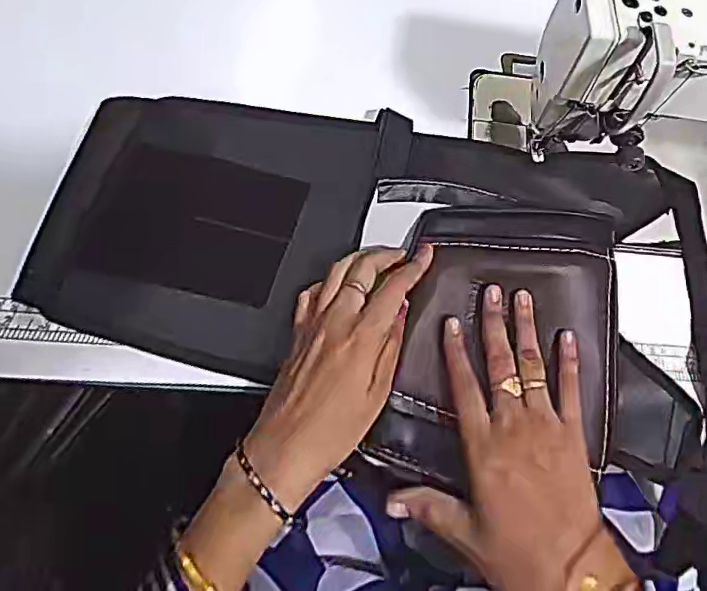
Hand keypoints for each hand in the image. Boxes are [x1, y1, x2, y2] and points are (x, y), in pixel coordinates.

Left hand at [246, 244, 435, 503]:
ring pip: (336, 271)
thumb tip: (401, 317)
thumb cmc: (328, 434)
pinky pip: (313, 291)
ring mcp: (313, 324)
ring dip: (360, 257)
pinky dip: (330, 279)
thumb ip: (391, 347)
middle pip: (363, 267)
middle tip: (403, 254)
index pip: (394, 286)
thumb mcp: (377, 395)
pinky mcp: (297, 332)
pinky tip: (336, 283)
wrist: (282, 452)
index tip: (425, 256)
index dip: (414, 266)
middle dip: (388, 254)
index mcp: (361, 337)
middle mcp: (335, 322)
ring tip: (375, 258)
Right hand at [387, 286, 638, 590]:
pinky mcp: (573, 432)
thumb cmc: (518, 554)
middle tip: (492, 294)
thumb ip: (428, 507)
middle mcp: (514, 428)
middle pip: (500, 364)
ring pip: (533, 366)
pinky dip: (570, 360)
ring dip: (527, 329)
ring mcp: (546, 425)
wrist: (569, 569)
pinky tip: (567, 336)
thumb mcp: (464, 532)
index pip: (465, 388)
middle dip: (493, 324)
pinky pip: (571, 388)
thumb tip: (395, 499)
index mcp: (484, 448)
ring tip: (523, 300)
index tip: (452, 325)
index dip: (456, 353)